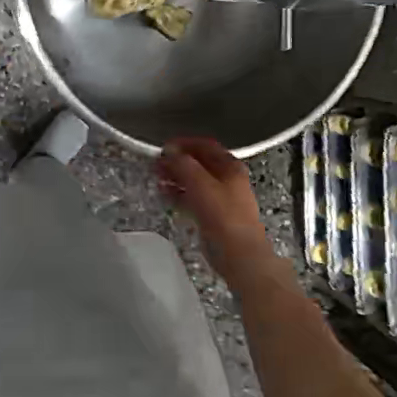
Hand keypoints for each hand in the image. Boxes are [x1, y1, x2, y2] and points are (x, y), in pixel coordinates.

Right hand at [158, 138, 285, 285]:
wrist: (238, 253)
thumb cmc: (224, 216)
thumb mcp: (201, 183)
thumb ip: (184, 164)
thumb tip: (170, 151)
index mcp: (230, 167)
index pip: (206, 146)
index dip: (185, 143)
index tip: (165, 146)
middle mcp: (227, 180)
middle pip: (200, 163)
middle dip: (178, 161)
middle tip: (158, 162)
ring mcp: (221, 199)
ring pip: (195, 181)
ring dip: (176, 177)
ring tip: (158, 176)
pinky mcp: (213, 216)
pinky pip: (193, 198)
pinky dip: (179, 194)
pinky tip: (165, 194)